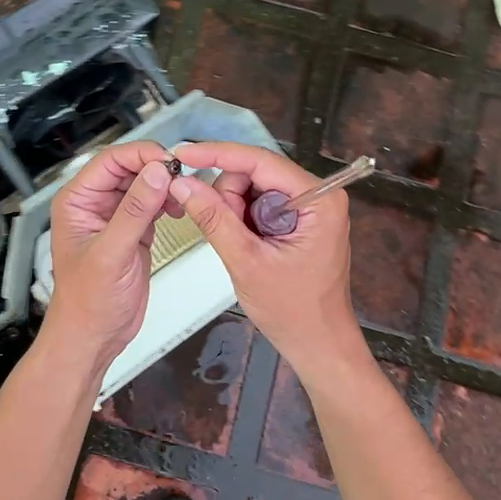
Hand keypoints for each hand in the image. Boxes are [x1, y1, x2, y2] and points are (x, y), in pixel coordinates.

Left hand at [43, 140, 177, 370]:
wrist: (94, 337)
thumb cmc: (89, 300)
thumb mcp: (112, 253)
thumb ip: (135, 211)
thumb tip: (158, 171)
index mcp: (78, 200)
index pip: (110, 161)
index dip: (140, 155)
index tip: (170, 161)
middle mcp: (94, 202)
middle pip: (129, 168)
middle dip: (156, 169)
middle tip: (183, 180)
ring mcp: (115, 216)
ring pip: (143, 184)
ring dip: (164, 186)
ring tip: (182, 198)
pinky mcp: (134, 231)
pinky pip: (152, 204)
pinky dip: (167, 203)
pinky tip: (178, 210)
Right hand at [168, 142, 361, 380]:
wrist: (318, 344)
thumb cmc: (293, 310)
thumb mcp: (246, 262)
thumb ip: (214, 219)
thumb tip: (182, 183)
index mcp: (318, 198)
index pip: (260, 160)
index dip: (218, 154)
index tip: (183, 154)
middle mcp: (316, 193)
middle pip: (254, 171)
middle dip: (229, 196)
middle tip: (230, 236)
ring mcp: (307, 206)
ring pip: (251, 187)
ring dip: (234, 211)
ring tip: (242, 247)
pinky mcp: (297, 219)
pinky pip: (257, 204)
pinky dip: (241, 220)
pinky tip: (245, 245)